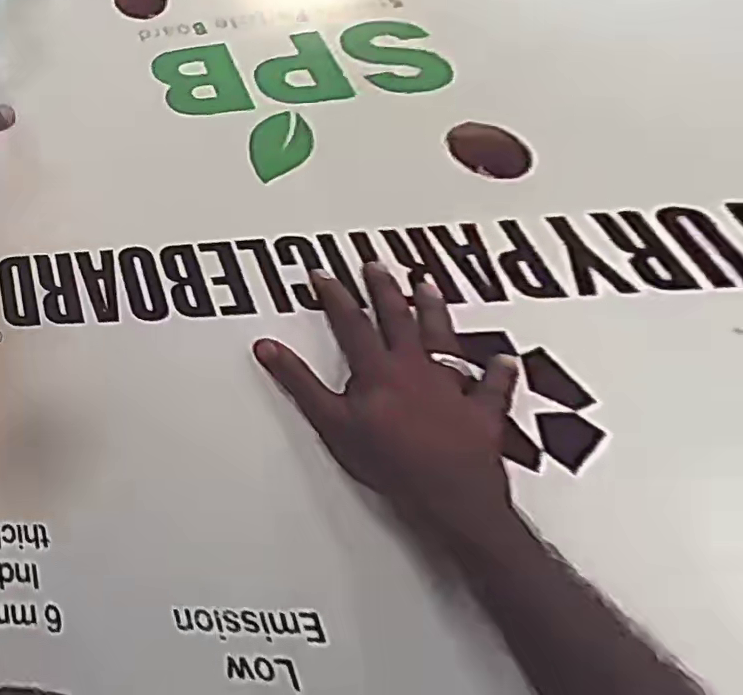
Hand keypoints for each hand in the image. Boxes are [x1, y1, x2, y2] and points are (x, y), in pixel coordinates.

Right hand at [253, 263, 522, 536]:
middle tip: (376, 267)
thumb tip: (267, 347)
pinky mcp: (483, 416)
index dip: (335, 296)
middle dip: (385, 291)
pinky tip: (503, 358)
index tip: (324, 275)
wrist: (453, 503)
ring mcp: (453, 391)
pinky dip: (499, 372)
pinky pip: (494, 388)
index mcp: (379, 372)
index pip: (352, 324)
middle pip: (400, 321)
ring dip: (434, 312)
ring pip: (444, 341)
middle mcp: (418, 372)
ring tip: (428, 288)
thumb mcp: (330, 421)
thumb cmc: (389, 463)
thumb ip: (298, 381)